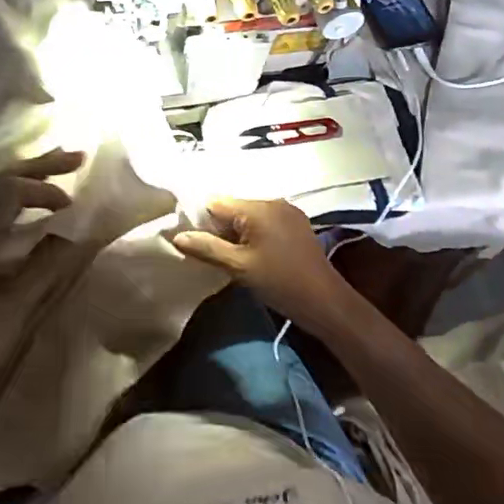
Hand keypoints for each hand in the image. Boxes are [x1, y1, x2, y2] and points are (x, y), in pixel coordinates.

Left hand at [0, 150, 94, 495]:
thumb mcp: (4, 319)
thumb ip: (42, 271)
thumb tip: (76, 234)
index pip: (9, 191)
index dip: (45, 188)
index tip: (75, 204)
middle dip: (35, 169)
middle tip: (74, 156)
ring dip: (19, 186)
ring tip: (49, 180)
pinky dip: (5, 213)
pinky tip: (18, 226)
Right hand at [170, 198, 354, 332]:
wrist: (326, 302)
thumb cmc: (280, 282)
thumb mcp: (239, 267)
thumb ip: (207, 248)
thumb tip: (178, 236)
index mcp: (257, 207)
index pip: (216, 203)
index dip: (203, 222)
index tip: (198, 243)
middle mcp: (272, 201)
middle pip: (233, 207)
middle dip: (221, 228)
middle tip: (216, 254)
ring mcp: (287, 211)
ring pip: (249, 215)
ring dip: (239, 233)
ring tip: (235, 258)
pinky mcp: (297, 224)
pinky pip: (266, 221)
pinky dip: (256, 234)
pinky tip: (256, 255)